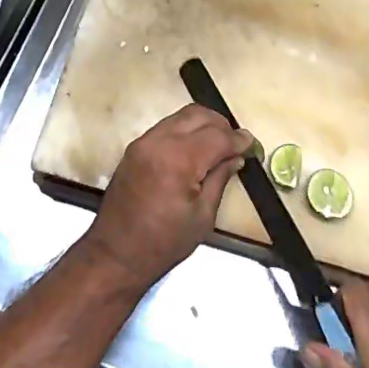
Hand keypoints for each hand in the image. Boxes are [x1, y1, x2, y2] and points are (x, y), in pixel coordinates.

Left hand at [77, 104, 249, 289]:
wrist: (117, 252)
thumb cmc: (165, 242)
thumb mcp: (203, 215)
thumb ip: (219, 179)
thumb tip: (235, 158)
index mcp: (178, 159)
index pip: (216, 136)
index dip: (238, 139)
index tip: (251, 144)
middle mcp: (159, 141)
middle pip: (197, 115)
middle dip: (221, 125)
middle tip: (236, 144)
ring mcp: (143, 141)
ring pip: (180, 117)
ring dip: (202, 124)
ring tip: (218, 146)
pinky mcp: (134, 147)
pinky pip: (166, 127)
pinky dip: (184, 130)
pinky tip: (195, 149)